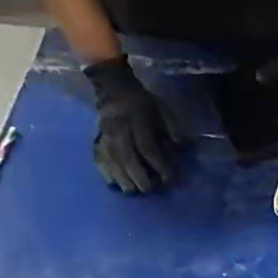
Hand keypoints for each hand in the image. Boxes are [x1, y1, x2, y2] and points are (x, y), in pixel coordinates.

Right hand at [84, 56, 179, 193]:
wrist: (113, 91)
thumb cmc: (142, 103)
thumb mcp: (162, 108)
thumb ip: (172, 127)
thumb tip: (180, 147)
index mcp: (136, 121)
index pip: (148, 149)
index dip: (160, 166)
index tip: (168, 178)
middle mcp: (119, 134)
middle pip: (130, 165)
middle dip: (145, 182)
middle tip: (155, 186)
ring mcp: (106, 144)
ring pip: (117, 173)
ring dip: (132, 185)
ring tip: (141, 186)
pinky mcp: (98, 150)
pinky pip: (105, 173)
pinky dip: (116, 181)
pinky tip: (125, 181)